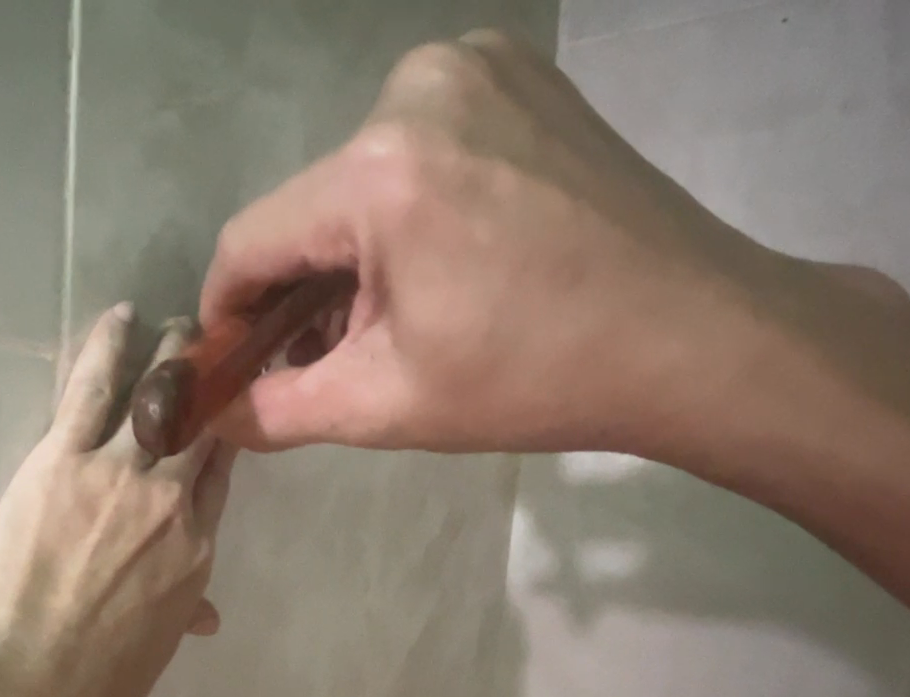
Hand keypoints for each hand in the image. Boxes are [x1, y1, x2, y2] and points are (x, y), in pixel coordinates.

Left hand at [0, 305, 238, 696]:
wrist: (22, 691)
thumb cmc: (91, 690)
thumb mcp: (153, 652)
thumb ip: (182, 613)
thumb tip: (206, 614)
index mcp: (196, 551)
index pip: (221, 473)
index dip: (225, 434)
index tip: (225, 408)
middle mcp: (170, 501)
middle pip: (201, 425)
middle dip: (209, 383)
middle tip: (207, 350)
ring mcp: (117, 474)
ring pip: (156, 396)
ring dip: (170, 353)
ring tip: (176, 323)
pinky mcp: (60, 461)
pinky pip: (91, 389)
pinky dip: (108, 347)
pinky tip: (119, 317)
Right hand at [200, 29, 803, 457]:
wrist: (697, 335)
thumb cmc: (535, 377)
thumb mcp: (383, 406)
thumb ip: (274, 411)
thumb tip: (211, 414)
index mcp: (380, 173)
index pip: (248, 243)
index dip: (225, 311)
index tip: (230, 361)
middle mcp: (414, 92)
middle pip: (303, 211)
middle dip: (297, 288)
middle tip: (321, 352)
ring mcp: (470, 70)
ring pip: (350, 180)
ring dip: (346, 251)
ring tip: (383, 313)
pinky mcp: (510, 75)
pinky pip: (407, 148)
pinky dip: (397, 208)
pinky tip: (432, 258)